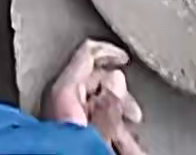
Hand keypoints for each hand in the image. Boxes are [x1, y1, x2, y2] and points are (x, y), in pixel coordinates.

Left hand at [44, 39, 144, 154]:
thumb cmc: (67, 151)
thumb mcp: (96, 134)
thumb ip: (108, 104)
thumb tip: (116, 77)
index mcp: (63, 90)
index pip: (86, 53)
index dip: (108, 51)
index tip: (124, 58)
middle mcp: (60, 98)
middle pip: (96, 82)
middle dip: (120, 99)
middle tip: (135, 116)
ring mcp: (62, 116)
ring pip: (97, 107)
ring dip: (120, 125)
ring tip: (134, 146)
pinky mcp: (64, 134)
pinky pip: (91, 124)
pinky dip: (109, 134)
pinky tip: (123, 148)